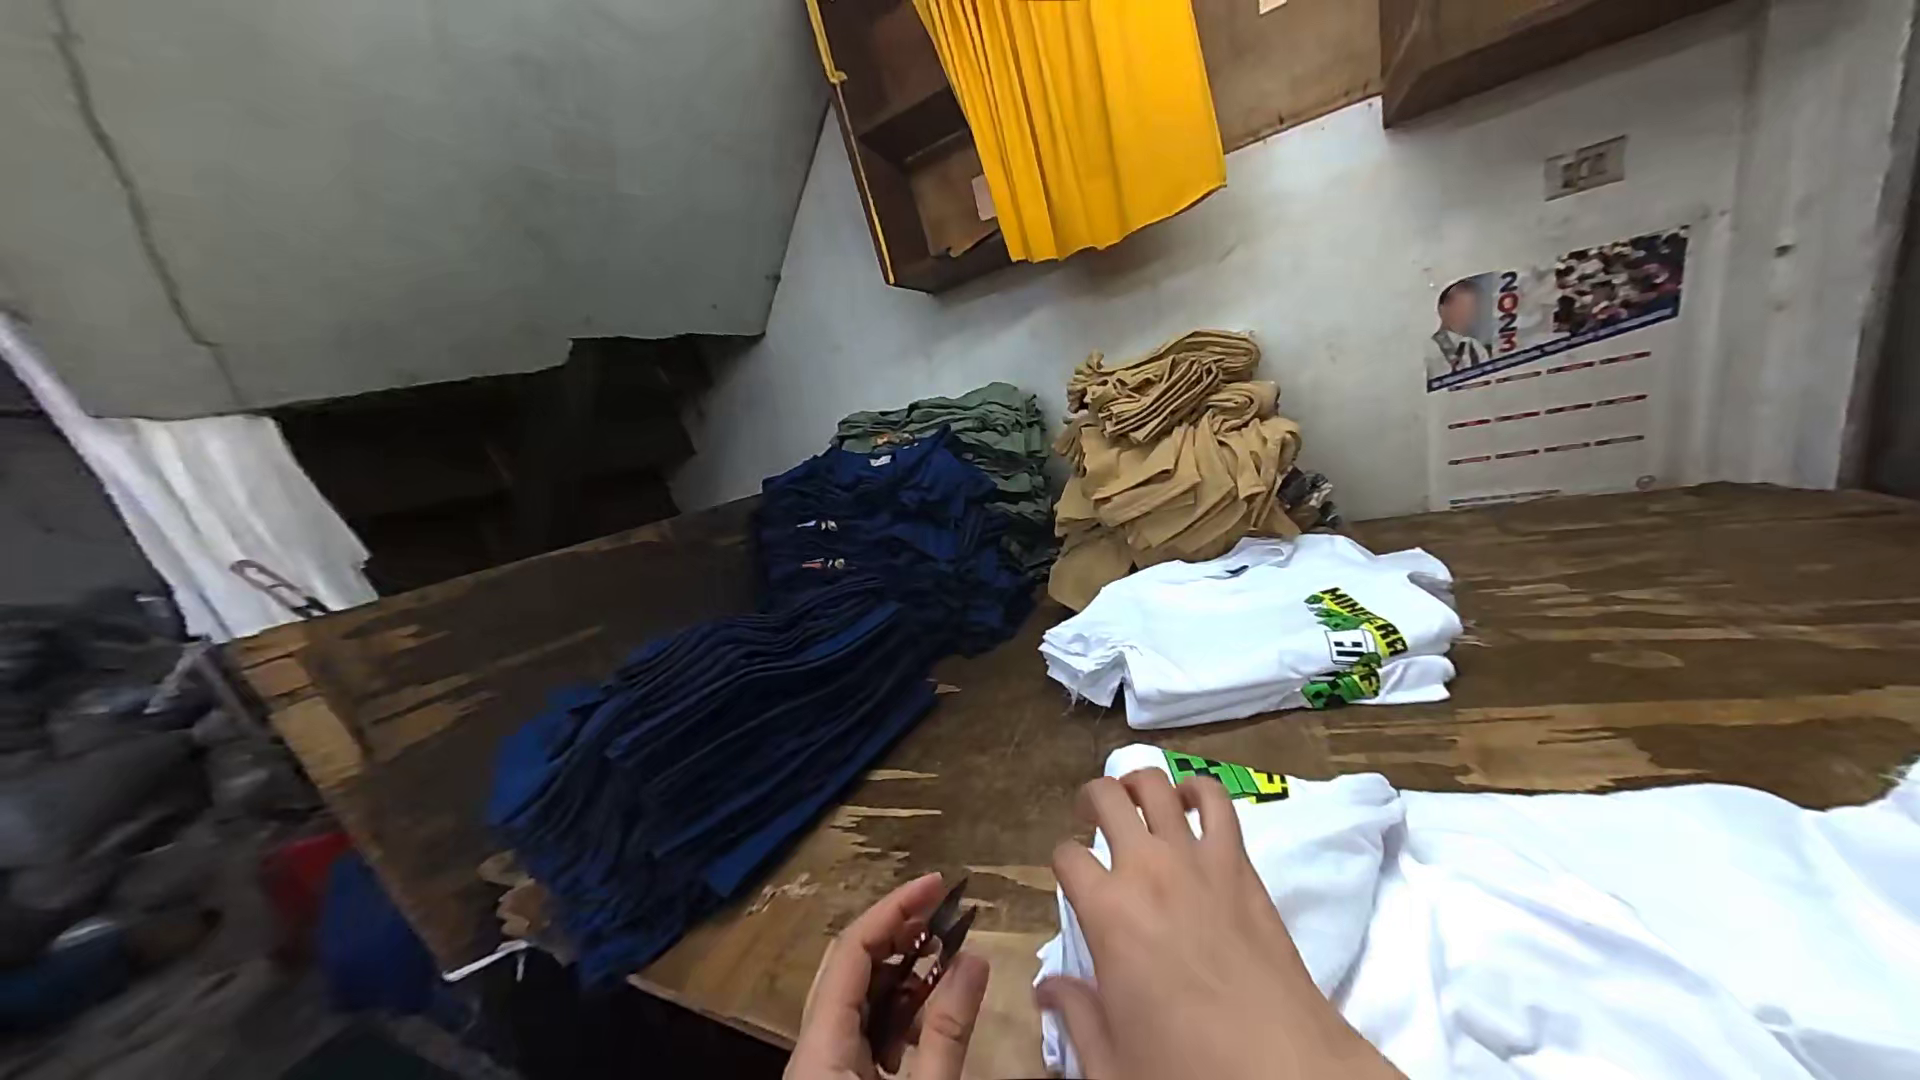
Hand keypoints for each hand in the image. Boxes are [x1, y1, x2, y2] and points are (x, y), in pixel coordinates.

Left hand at [786, 872, 989, 1079]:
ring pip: (856, 995)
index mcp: (820, 1044)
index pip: (853, 947)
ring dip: (900, 974)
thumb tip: (975, 957)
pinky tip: (925, 1023)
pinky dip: (894, 1011)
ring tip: (943, 965)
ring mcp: (818, 1066)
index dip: (896, 906)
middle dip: (898, 933)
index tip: (937, 883)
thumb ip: (948, 1032)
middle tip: (942, 918)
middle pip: (850, 963)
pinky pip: (859, 1028)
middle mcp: (810, 1047)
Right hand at [1040, 770, 1402, 1079]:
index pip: (1066, 856)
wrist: (1288, 1076)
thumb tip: (1047, 988)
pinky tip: (1190, 804)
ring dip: (1137, 785)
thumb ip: (1076, 1015)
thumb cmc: (1190, 1073)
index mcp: (1107, 911)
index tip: (1073, 879)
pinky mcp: (1238, 863)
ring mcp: (1194, 859)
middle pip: (1105, 797)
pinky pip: (1216, 801)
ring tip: (1135, 802)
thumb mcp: (1114, 1064)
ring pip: (1155, 785)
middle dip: (1091, 800)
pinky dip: (1198, 791)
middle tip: (1093, 819)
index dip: (1063, 863)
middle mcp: (1145, 869)